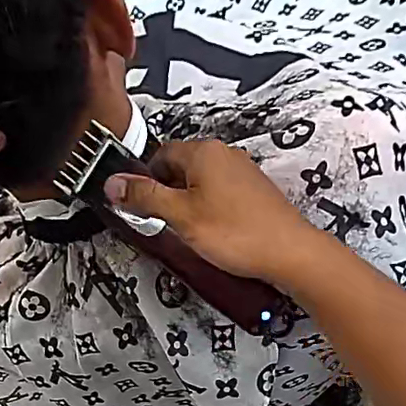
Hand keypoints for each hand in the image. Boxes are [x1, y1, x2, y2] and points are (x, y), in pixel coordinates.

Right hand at [102, 140, 346, 287]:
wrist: (290, 253)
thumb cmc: (242, 234)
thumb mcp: (181, 217)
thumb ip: (145, 198)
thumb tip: (115, 184)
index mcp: (204, 152)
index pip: (158, 155)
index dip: (145, 180)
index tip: (138, 202)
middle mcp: (226, 156)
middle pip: (181, 170)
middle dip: (169, 196)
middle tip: (165, 223)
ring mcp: (244, 175)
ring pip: (203, 186)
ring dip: (191, 208)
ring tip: (193, 234)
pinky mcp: (256, 196)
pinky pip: (223, 199)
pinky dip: (214, 215)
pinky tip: (217, 236)